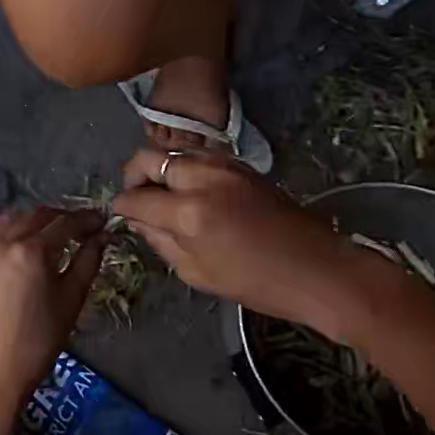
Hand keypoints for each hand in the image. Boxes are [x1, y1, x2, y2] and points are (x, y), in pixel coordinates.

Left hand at [0, 207, 106, 397]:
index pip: (65, 223)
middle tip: (84, 229)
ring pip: (16, 218)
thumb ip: (88, 260)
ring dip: (39, 219)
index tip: (103, 221)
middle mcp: (6, 242)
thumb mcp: (73, 296)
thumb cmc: (43, 335)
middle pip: (40, 215)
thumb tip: (101, 237)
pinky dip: (12, 226)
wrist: (2, 364)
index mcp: (33, 251)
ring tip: (56, 232)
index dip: (87, 219)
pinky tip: (24, 236)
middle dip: (65, 217)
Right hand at [112, 149, 398, 342]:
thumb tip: (138, 220)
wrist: (315, 267)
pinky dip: (187, 169)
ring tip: (164, 196)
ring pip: (175, 152)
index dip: (122, 206)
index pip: (137, 198)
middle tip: (137, 198)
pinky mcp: (242, 164)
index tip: (120, 213)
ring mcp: (225, 165)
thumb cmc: (256, 282)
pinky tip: (191, 193)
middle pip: (149, 158)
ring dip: (161, 169)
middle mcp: (203, 177)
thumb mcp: (197, 273)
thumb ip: (161, 241)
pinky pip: (201, 156)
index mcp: (189, 212)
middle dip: (134, 176)